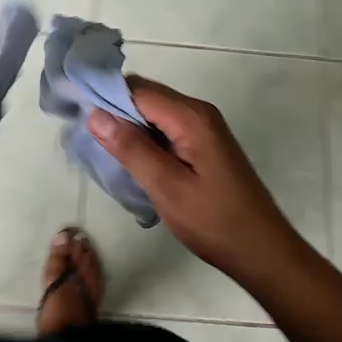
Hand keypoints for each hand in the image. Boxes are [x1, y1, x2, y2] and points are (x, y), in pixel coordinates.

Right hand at [88, 76, 304, 280]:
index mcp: (191, 117)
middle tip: (87, 136)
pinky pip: (167, 129)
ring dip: (130, 127)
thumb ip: (131, 148)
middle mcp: (198, 112)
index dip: (107, 97)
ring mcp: (204, 128)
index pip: (138, 90)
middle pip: (147, 97)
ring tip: (104, 151)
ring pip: (155, 113)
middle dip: (116, 111)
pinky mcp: (205, 145)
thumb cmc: (214, 221)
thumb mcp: (166, 188)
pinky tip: (133, 162)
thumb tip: (95, 114)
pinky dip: (146, 139)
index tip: (78, 114)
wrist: (263, 252)